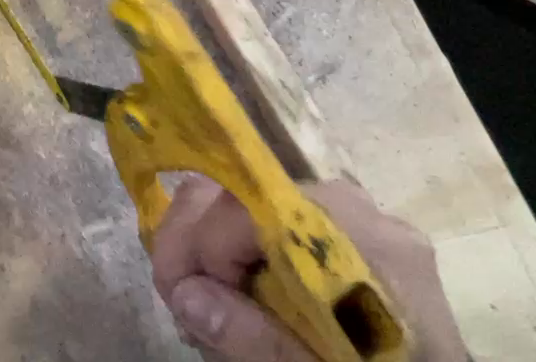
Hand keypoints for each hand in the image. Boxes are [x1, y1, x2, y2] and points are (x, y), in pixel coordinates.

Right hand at [152, 176, 469, 361]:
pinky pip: (269, 220)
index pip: (239, 210)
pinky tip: (242, 299)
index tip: (178, 304)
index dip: (194, 252)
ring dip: (211, 249)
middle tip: (184, 306)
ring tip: (210, 307)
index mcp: (358, 237)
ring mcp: (354, 216)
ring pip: (243, 202)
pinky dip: (241, 253)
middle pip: (236, 195)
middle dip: (194, 247)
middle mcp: (355, 207)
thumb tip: (185, 296)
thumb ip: (256, 340)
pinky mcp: (349, 234)